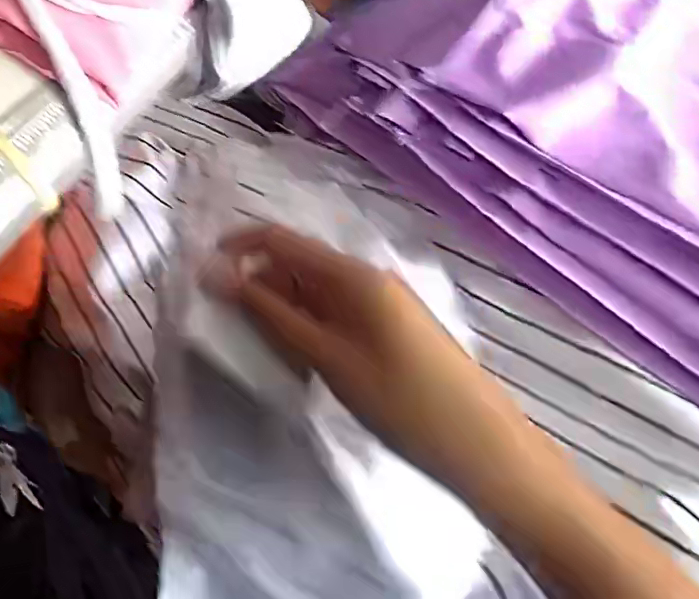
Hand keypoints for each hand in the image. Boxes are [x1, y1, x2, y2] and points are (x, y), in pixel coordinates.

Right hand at [202, 226, 549, 499]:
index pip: (278, 239)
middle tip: (235, 323)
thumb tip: (213, 273)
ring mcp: (382, 301)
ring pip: (312, 290)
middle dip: (258, 284)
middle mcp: (365, 276)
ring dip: (282, 309)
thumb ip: (265, 311)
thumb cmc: (402, 402)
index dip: (236, 247)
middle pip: (294, 263)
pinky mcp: (390, 326)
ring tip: (271, 348)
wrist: (496, 460)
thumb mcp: (324, 355)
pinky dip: (308, 325)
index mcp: (351, 274)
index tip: (203, 271)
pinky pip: (334, 310)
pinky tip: (304, 358)